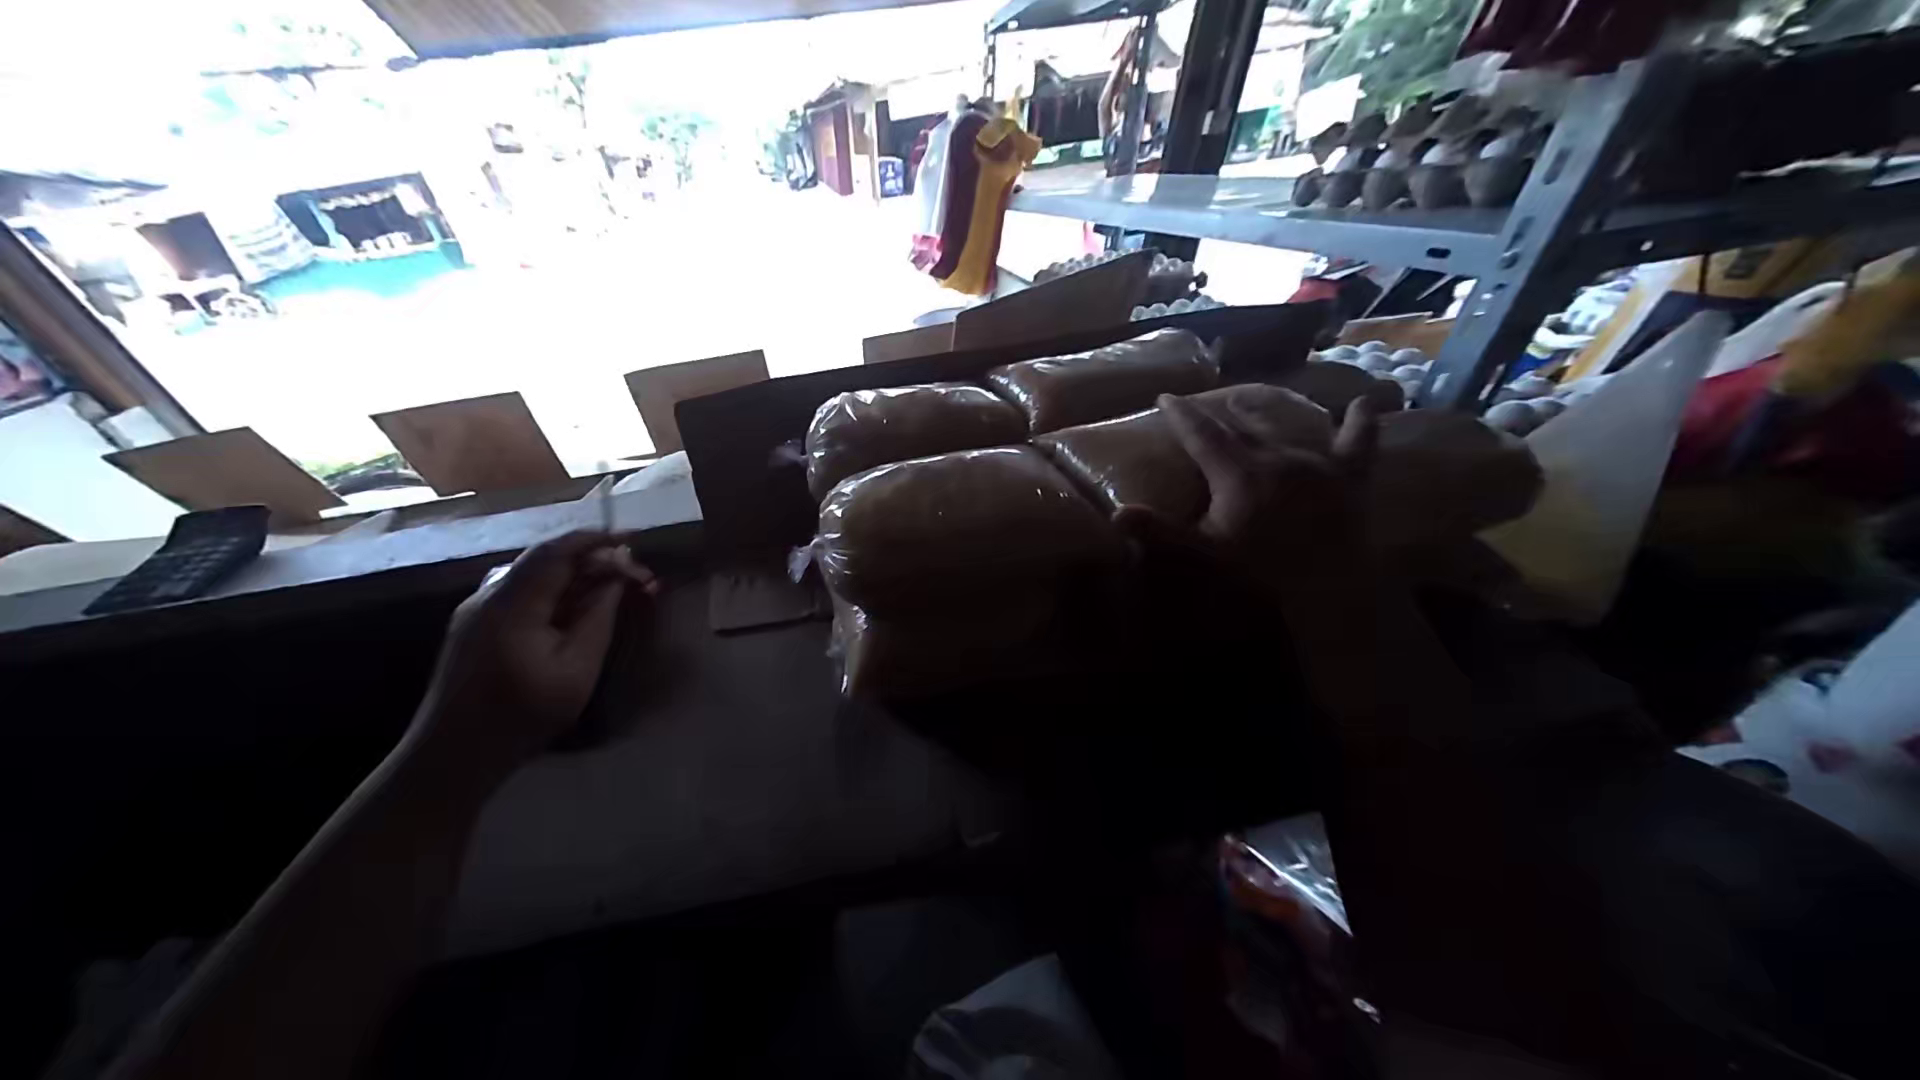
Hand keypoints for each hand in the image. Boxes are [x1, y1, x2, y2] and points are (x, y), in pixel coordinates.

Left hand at [409, 531, 657, 782]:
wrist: (453, 755)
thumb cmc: (522, 715)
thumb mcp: (577, 668)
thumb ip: (598, 617)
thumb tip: (616, 580)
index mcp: (512, 603)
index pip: (557, 551)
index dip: (597, 539)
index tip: (634, 539)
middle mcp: (488, 595)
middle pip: (546, 559)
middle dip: (593, 558)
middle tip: (634, 573)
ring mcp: (477, 609)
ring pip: (534, 573)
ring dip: (576, 573)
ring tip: (613, 586)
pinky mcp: (475, 625)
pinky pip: (522, 591)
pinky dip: (557, 588)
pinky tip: (578, 605)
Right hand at [1121, 388, 1377, 574]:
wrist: (1328, 586)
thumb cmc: (1261, 569)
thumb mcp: (1205, 552)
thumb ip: (1162, 531)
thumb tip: (1117, 515)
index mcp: (1239, 473)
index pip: (1202, 435)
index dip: (1182, 415)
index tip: (1165, 397)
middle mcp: (1276, 456)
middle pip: (1243, 425)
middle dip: (1221, 412)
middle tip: (1208, 406)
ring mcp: (1317, 462)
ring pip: (1288, 426)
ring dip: (1266, 412)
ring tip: (1251, 401)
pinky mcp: (1350, 475)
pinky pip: (1358, 442)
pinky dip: (1361, 422)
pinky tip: (1366, 403)